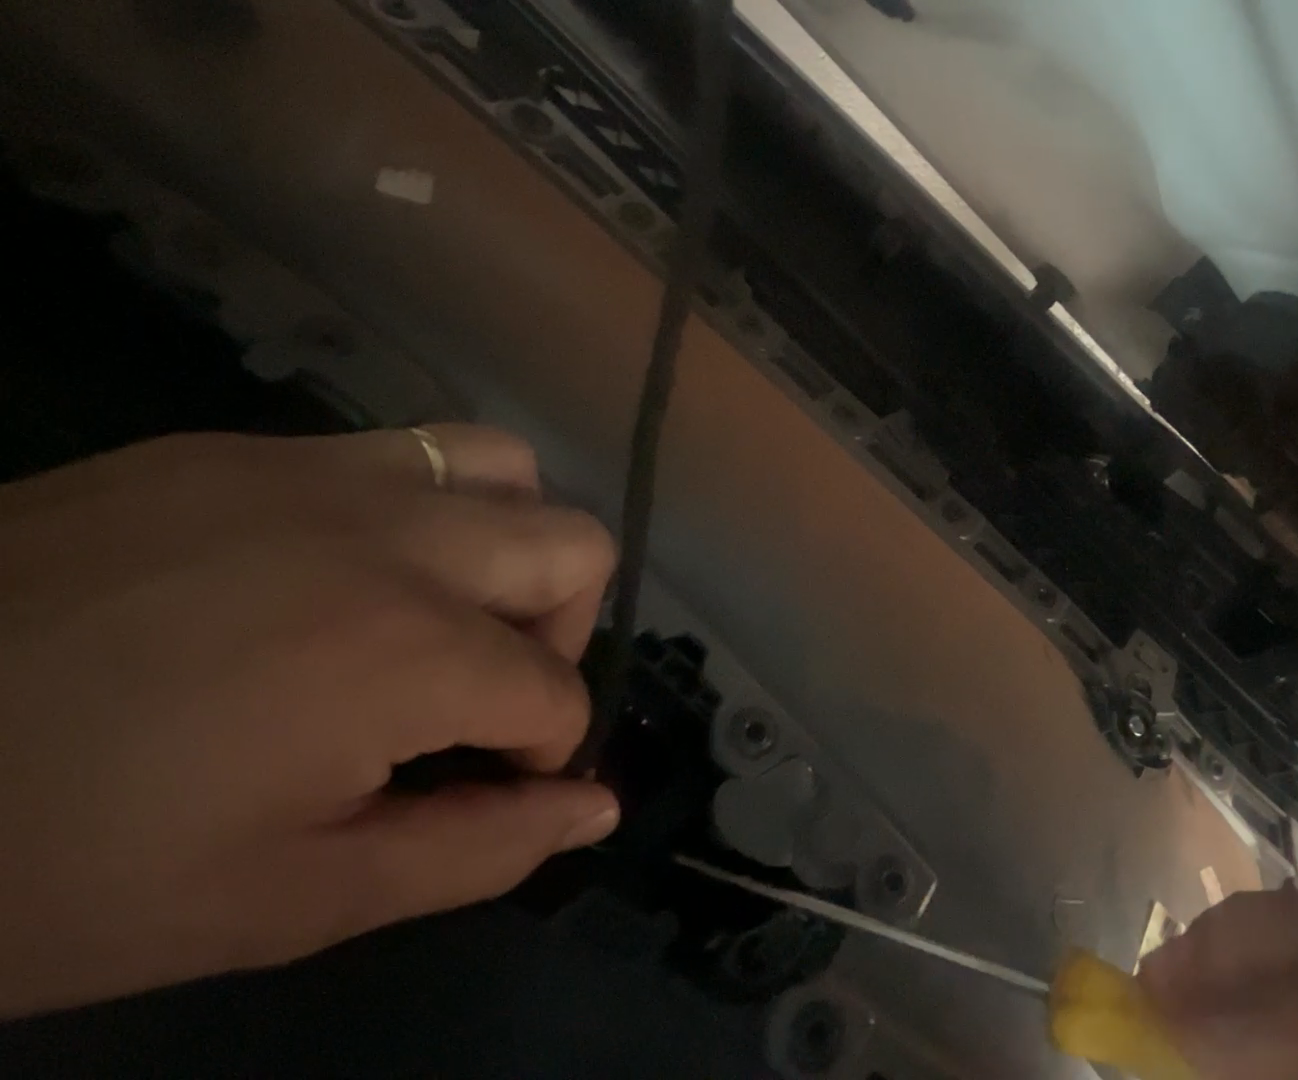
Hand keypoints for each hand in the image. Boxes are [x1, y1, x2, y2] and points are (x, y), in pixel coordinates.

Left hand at [0, 427, 619, 1017]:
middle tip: (480, 696)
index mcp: (408, 652)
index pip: (559, 692)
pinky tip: (340, 578)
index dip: (541, 754)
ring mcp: (314, 474)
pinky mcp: (237, 450)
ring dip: (512, 549)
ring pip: (509, 469)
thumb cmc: (58, 862)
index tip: (479, 786)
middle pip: (578, 551)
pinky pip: (402, 452)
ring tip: (442, 612)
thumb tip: (600, 807)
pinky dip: (425, 513)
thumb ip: (478, 851)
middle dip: (560, 637)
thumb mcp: (288, 900)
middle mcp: (394, 537)